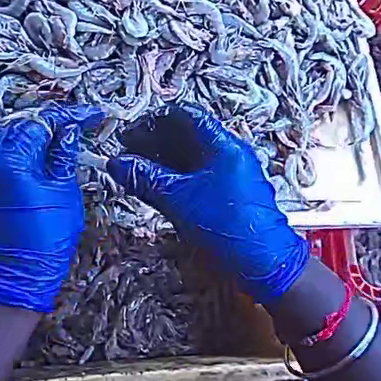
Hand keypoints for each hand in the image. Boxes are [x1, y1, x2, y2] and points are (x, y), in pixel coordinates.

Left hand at [0, 104, 103, 313]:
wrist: (12, 277)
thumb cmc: (41, 243)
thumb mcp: (63, 192)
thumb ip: (63, 155)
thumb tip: (69, 131)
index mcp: (11, 158)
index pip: (42, 121)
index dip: (69, 117)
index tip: (88, 117)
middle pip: (19, 126)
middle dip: (46, 126)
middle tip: (72, 129)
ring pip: (1, 139)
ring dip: (26, 138)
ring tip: (50, 145)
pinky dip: (6, 155)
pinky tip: (24, 161)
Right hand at [109, 103, 307, 303]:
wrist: (264, 264)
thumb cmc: (226, 225)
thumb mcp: (178, 199)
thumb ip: (145, 178)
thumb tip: (116, 163)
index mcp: (223, 145)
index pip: (186, 116)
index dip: (155, 120)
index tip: (131, 132)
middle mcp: (228, 155)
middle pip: (186, 137)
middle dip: (153, 142)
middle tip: (126, 151)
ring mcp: (228, 176)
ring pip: (188, 159)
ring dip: (160, 163)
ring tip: (133, 170)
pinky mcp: (226, 197)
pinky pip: (194, 179)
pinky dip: (171, 180)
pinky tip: (151, 188)